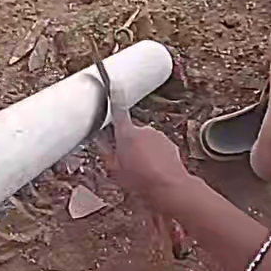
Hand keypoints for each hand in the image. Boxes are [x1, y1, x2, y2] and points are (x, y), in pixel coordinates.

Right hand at [101, 75, 193, 205]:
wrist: (169, 187)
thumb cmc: (140, 181)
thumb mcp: (115, 170)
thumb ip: (107, 152)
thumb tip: (101, 142)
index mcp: (126, 134)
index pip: (118, 110)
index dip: (115, 96)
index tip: (114, 83)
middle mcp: (143, 130)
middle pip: (131, 131)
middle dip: (129, 142)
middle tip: (126, 160)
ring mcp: (158, 135)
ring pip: (145, 139)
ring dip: (142, 149)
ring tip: (141, 168)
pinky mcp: (169, 142)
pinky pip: (157, 145)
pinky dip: (154, 153)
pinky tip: (153, 168)